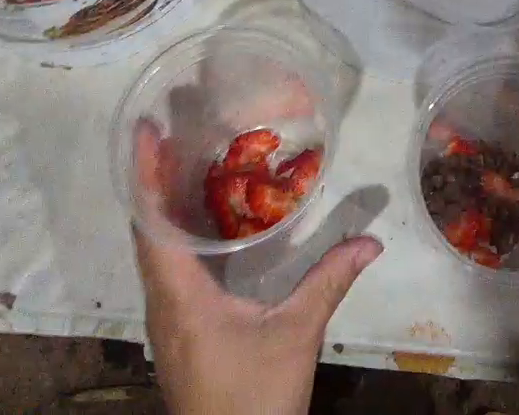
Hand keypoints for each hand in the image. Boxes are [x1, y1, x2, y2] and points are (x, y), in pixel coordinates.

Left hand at [130, 126, 379, 414]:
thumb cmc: (255, 397)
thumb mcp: (296, 336)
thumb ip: (329, 282)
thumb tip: (372, 242)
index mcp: (179, 297)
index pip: (152, 225)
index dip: (146, 175)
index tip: (147, 131)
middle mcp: (162, 301)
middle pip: (147, 229)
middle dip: (152, 177)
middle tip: (168, 130)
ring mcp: (167, 317)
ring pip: (154, 249)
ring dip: (161, 203)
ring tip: (180, 160)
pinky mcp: (178, 328)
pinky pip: (168, 266)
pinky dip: (176, 231)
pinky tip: (203, 219)